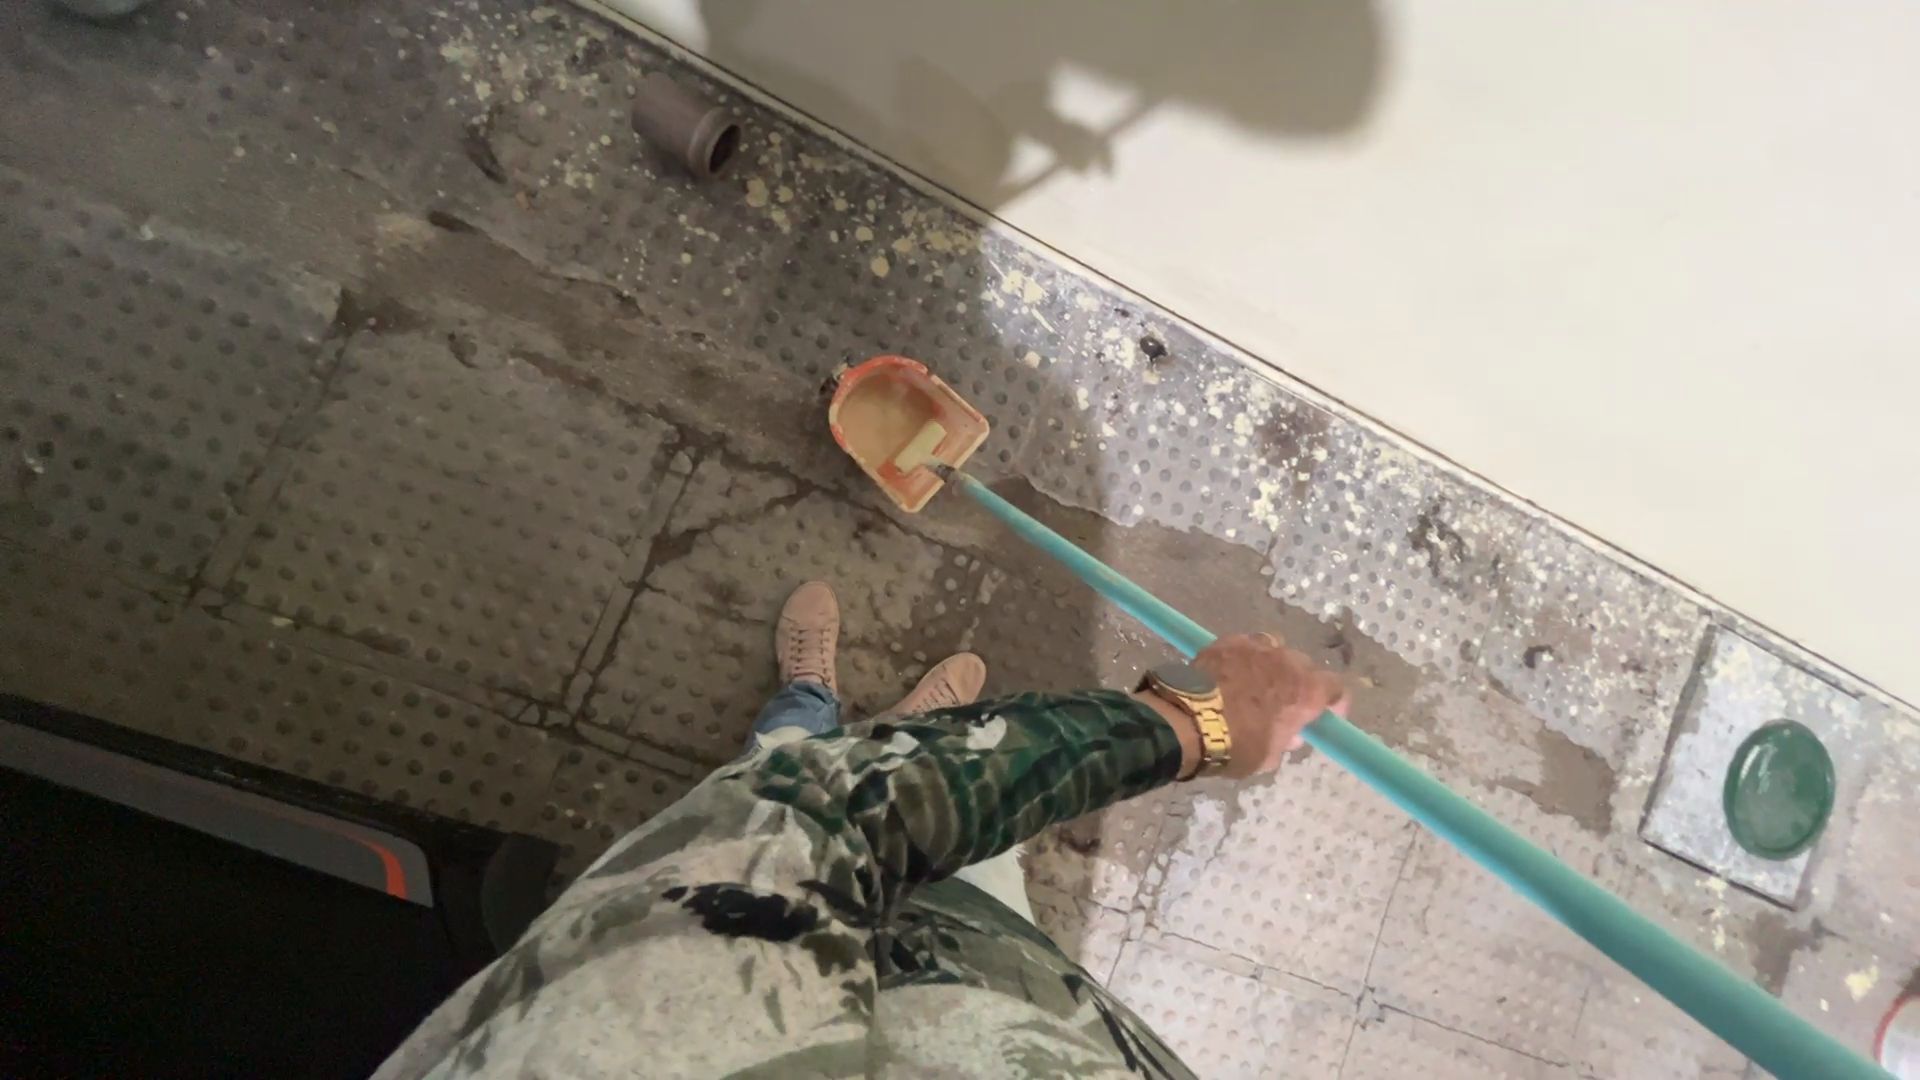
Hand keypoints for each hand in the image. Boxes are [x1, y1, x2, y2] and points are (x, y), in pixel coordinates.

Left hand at [1194, 633, 1346, 778]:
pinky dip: (1243, 656)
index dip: (1332, 702)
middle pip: (1303, 666)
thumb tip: (1288, 735)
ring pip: (1274, 648)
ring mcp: (1255, 647)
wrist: (1187, 720)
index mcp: (1306, 691)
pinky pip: (1244, 644)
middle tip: (1283, 701)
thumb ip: (1284, 740)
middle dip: (1298, 682)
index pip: (1335, 688)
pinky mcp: (1226, 641)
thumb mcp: (1269, 756)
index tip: (1322, 714)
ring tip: (1256, 680)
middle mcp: (1286, 662)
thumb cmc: (1235, 745)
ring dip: (1271, 664)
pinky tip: (1231, 670)